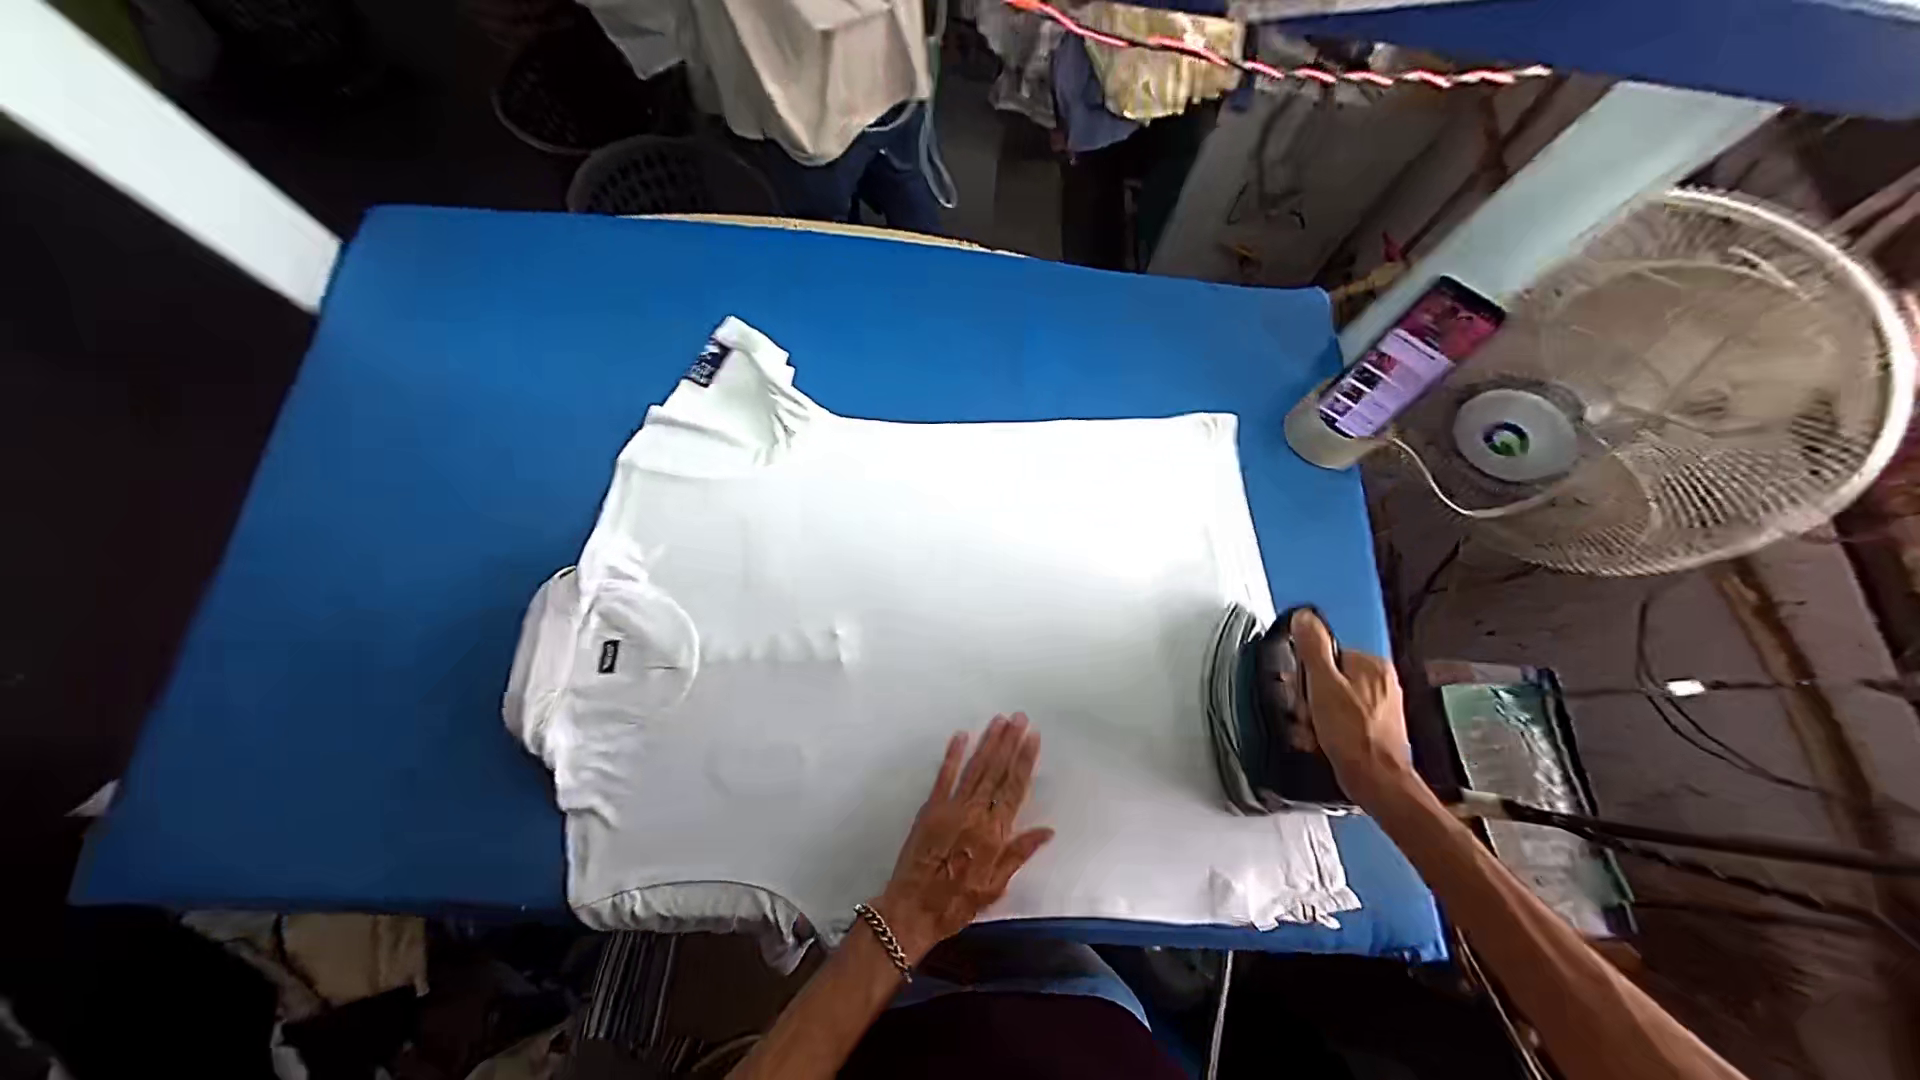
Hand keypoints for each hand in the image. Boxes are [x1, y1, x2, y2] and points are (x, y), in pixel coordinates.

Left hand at [872, 714, 1053, 964]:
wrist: (913, 909)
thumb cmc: (957, 903)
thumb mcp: (995, 887)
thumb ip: (1019, 854)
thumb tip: (1047, 830)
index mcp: (994, 833)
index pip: (1015, 788)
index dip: (1025, 760)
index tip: (1033, 736)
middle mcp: (975, 813)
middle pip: (996, 771)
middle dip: (1009, 742)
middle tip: (1019, 717)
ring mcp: (951, 807)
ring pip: (975, 768)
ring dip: (988, 743)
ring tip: (1000, 720)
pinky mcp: (930, 807)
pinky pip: (944, 776)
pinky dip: (953, 755)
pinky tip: (961, 735)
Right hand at [1289, 608, 1414, 806]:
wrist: (1376, 781)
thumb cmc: (1353, 736)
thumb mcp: (1323, 684)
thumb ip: (1313, 647)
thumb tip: (1305, 618)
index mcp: (1371, 665)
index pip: (1325, 653)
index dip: (1307, 672)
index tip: (1303, 689)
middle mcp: (1380, 683)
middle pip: (1327, 677)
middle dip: (1310, 698)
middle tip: (1309, 713)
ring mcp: (1378, 707)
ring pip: (1331, 700)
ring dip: (1315, 716)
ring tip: (1315, 731)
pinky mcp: (1373, 728)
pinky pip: (1340, 719)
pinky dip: (1327, 729)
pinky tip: (1322, 741)